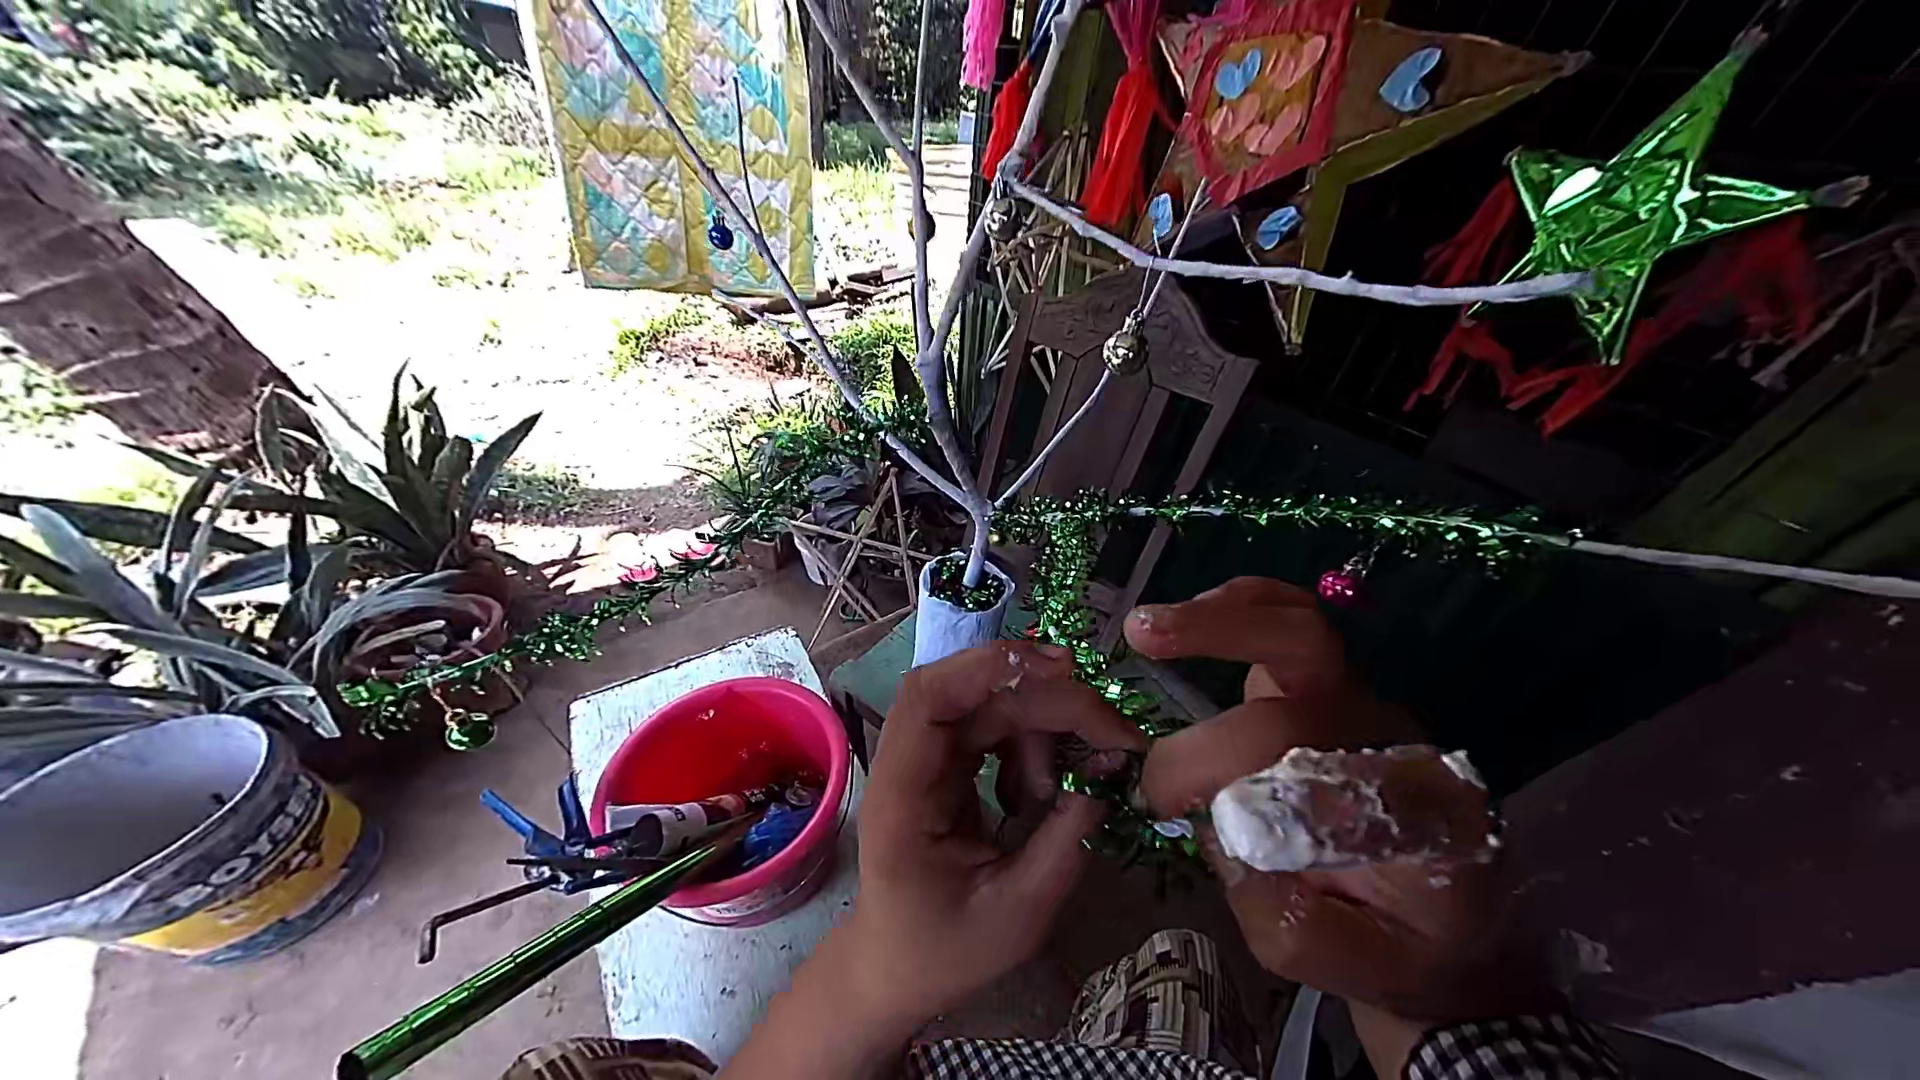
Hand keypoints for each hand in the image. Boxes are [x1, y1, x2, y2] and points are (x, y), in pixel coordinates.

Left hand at [846, 639, 1146, 1020]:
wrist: (898, 964)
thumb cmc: (943, 950)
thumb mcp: (1017, 913)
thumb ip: (1065, 841)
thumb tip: (1110, 769)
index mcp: (901, 794)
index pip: (927, 698)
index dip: (986, 666)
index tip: (1058, 668)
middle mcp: (908, 759)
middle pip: (975, 693)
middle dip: (1048, 700)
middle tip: (1112, 734)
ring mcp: (928, 755)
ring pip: (992, 704)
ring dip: (1043, 730)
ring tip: (1057, 791)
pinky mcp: (948, 758)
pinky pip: (997, 725)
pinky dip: (1033, 744)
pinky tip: (1037, 791)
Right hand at [1128, 578, 1502, 1021]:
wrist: (1439, 924)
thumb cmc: (1385, 942)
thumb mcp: (1329, 958)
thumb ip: (1274, 904)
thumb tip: (1212, 820)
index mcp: (1410, 801)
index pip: (1297, 752)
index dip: (1209, 761)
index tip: (1156, 797)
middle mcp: (1389, 732)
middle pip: (1309, 654)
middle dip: (1218, 641)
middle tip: (1144, 652)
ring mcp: (1360, 701)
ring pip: (1300, 622)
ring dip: (1222, 615)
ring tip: (1151, 626)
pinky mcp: (1328, 688)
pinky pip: (1289, 625)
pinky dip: (1238, 609)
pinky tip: (1191, 619)